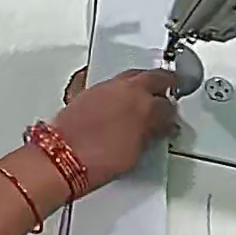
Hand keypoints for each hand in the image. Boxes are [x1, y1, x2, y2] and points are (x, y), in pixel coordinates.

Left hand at [52, 67, 175, 188]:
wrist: (64, 157)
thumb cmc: (96, 158)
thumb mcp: (135, 153)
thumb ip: (149, 136)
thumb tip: (152, 132)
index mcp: (146, 106)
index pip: (168, 106)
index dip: (171, 115)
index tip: (170, 122)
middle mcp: (128, 90)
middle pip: (154, 77)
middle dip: (165, 83)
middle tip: (170, 88)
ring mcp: (107, 87)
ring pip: (132, 76)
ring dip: (142, 81)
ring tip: (145, 93)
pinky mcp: (89, 90)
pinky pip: (112, 82)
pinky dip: (121, 88)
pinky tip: (121, 98)